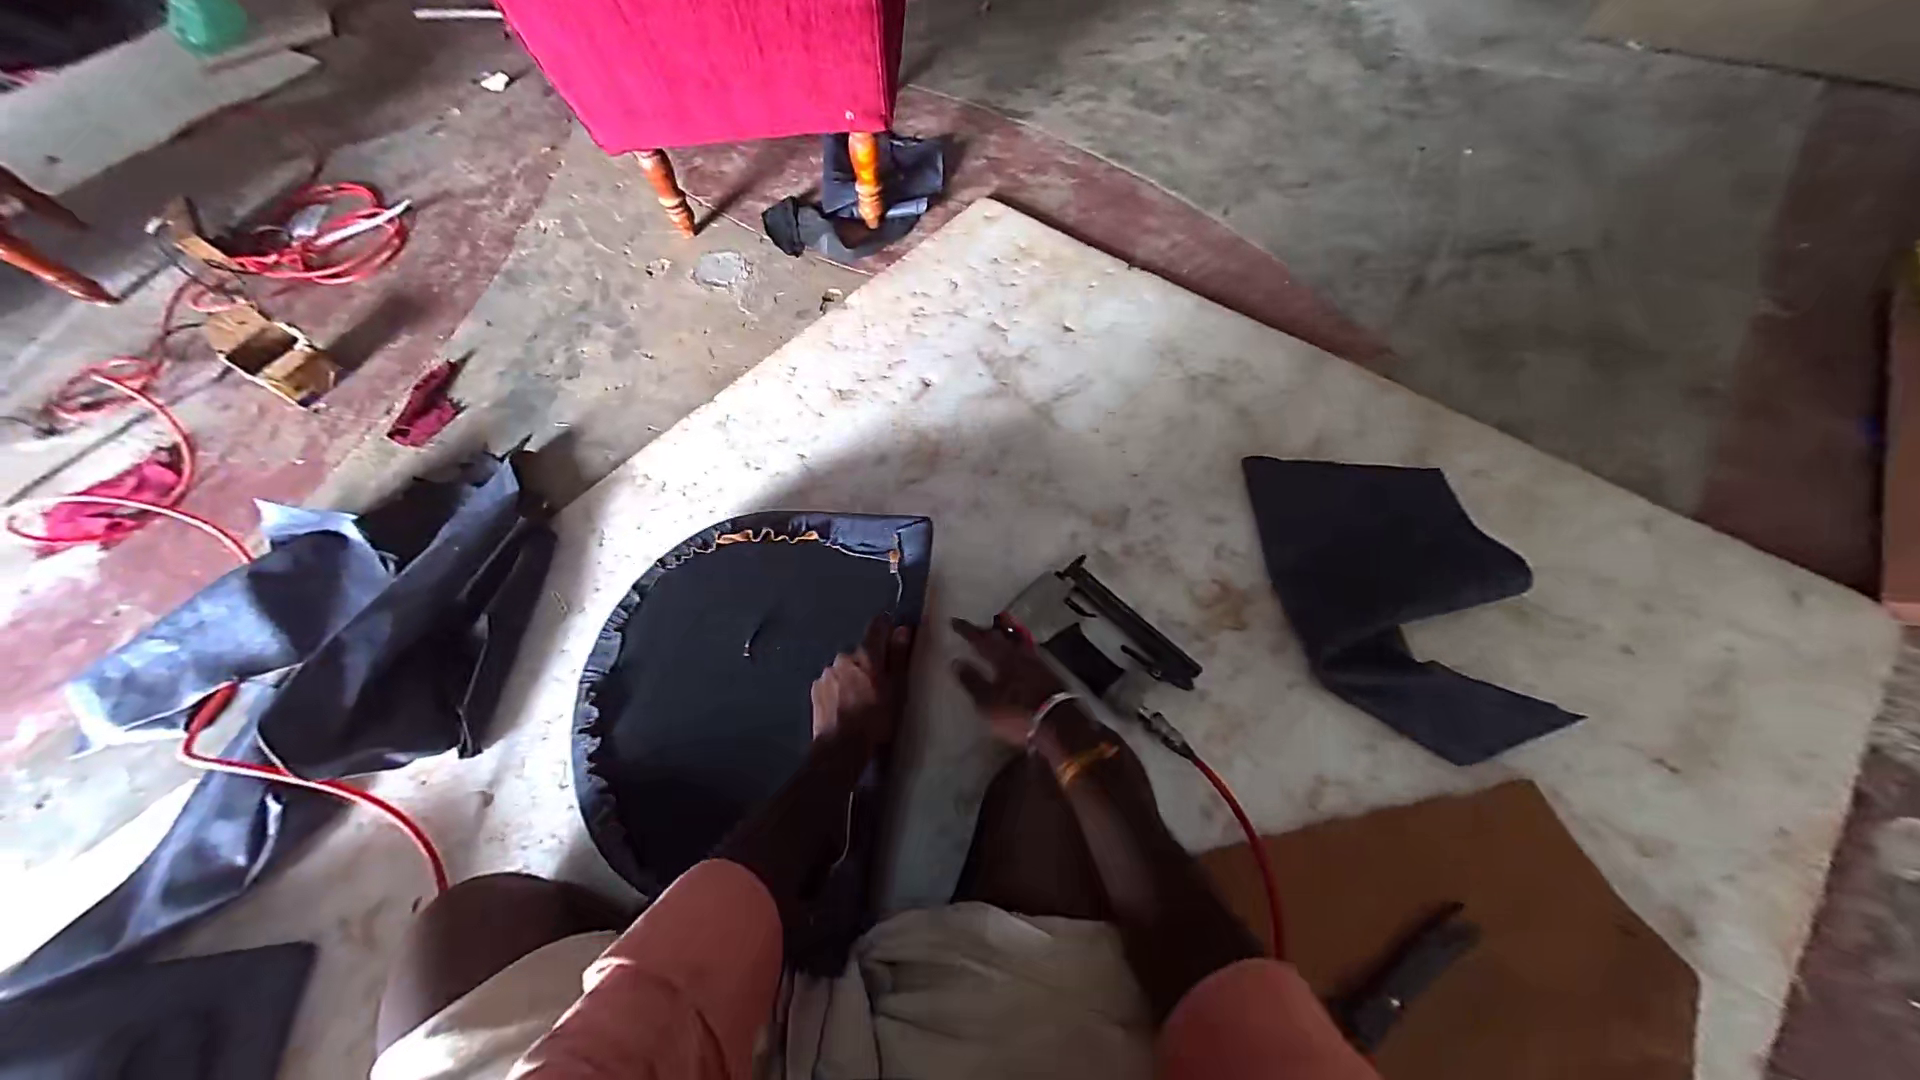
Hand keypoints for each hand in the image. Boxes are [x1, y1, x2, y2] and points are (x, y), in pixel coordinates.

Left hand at [810, 615, 913, 749]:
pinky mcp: (815, 689)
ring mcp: (826, 673)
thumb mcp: (896, 690)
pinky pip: (832, 681)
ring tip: (861, 699)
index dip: (887, 628)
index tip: (894, 636)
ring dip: (853, 675)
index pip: (878, 626)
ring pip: (845, 667)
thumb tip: (903, 629)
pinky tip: (845, 706)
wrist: (840, 748)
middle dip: (870, 661)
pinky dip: (839, 688)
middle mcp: (843, 657)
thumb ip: (898, 657)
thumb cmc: (875, 720)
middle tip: (879, 684)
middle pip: (861, 651)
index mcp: (866, 655)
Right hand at [951, 615, 1070, 746]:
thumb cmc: (1018, 713)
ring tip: (996, 636)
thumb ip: (972, 680)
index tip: (954, 621)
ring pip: (1017, 642)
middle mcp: (1020, 653)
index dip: (967, 630)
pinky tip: (1016, 656)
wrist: (1060, 725)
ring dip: (1005, 637)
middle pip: (1002, 635)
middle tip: (975, 629)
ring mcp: (1037, 662)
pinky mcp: (1047, 673)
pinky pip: (1027, 652)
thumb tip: (956, 661)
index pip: (981, 638)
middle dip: (986, 630)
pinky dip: (1016, 650)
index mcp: (1003, 656)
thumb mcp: (987, 702)